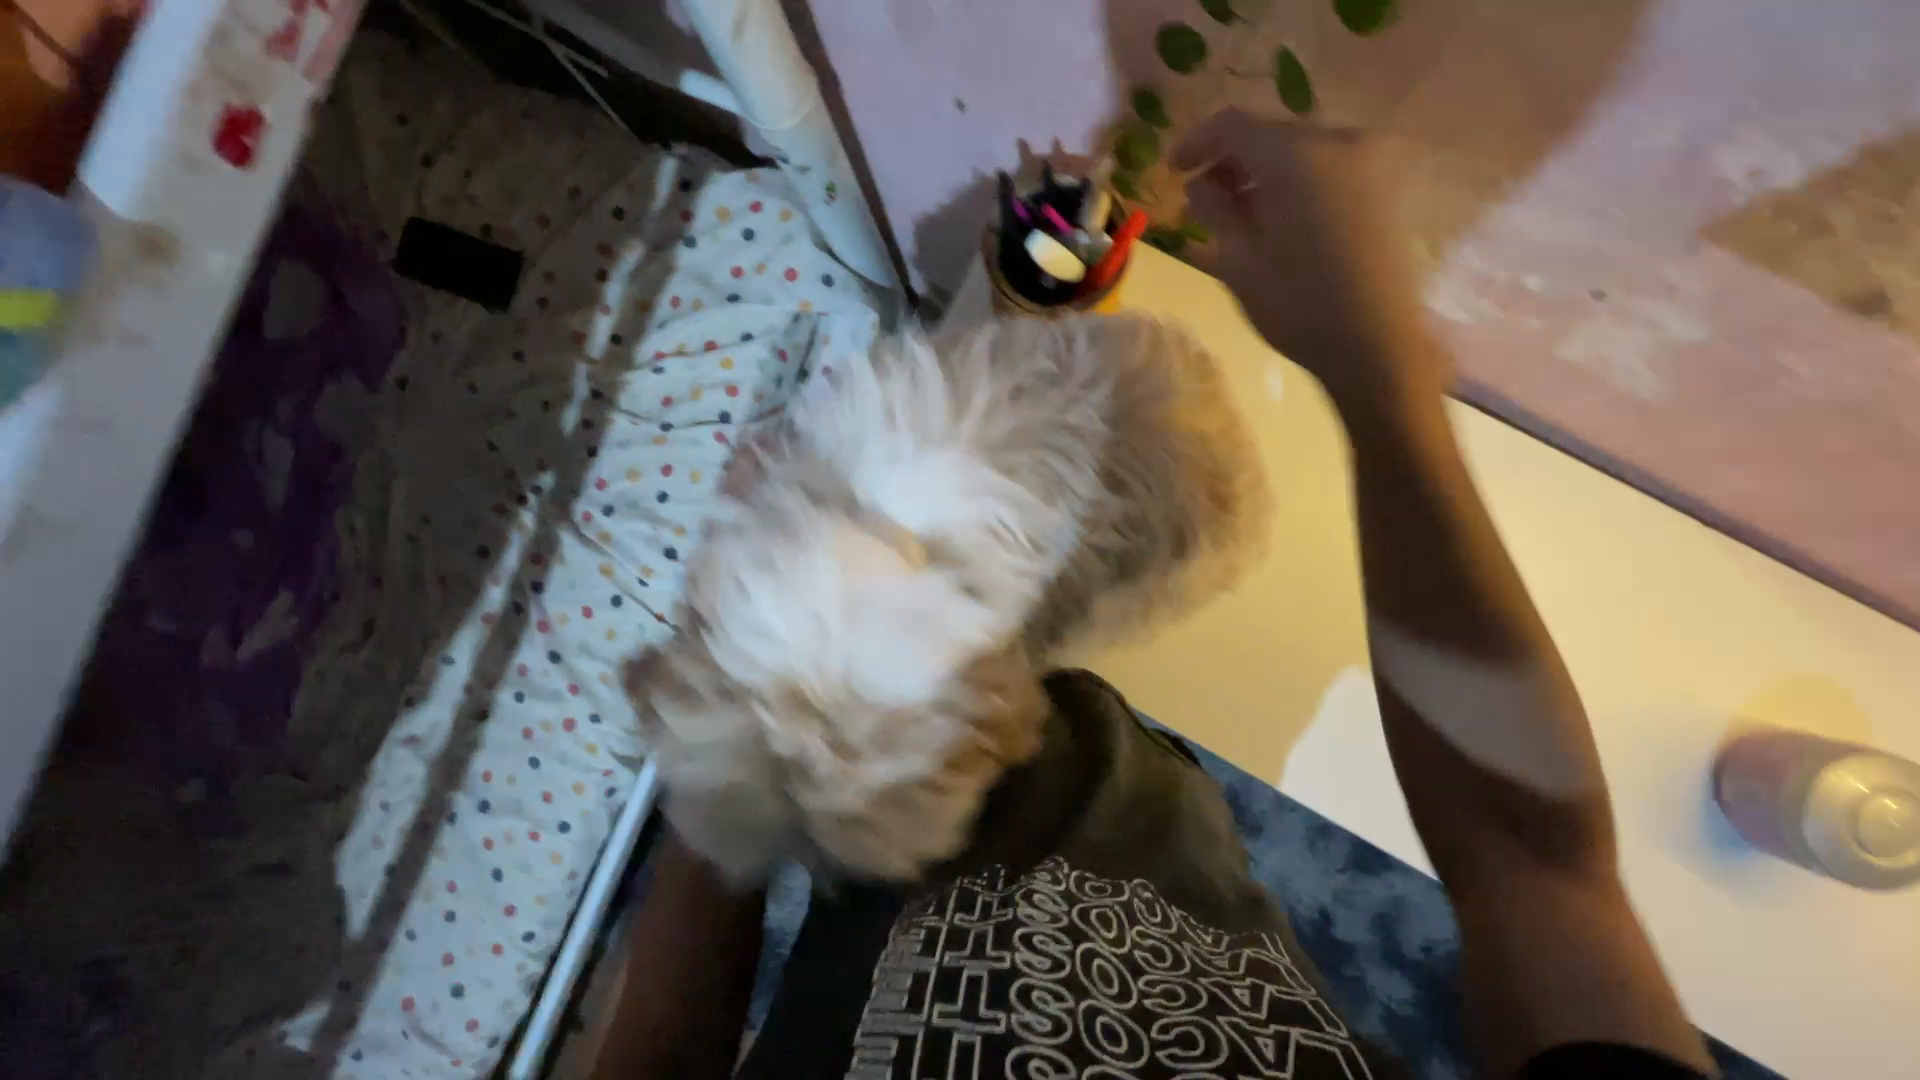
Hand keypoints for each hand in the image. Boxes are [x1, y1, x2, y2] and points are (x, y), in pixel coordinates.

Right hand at [1174, 111, 1445, 404]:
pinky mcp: (1384, 185)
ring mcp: (1368, 160)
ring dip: (1263, 174)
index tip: (1172, 172)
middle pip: (1269, 134)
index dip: (1196, 142)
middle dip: (1231, 161)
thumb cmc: (1297, 306)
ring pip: (1299, 151)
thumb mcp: (1239, 262)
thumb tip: (1199, 185)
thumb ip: (1214, 211)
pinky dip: (1295, 183)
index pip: (1233, 125)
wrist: (1377, 343)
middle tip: (1203, 201)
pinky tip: (1279, 221)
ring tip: (1239, 216)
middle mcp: (1336, 140)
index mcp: (1294, 154)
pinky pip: (1326, 168)